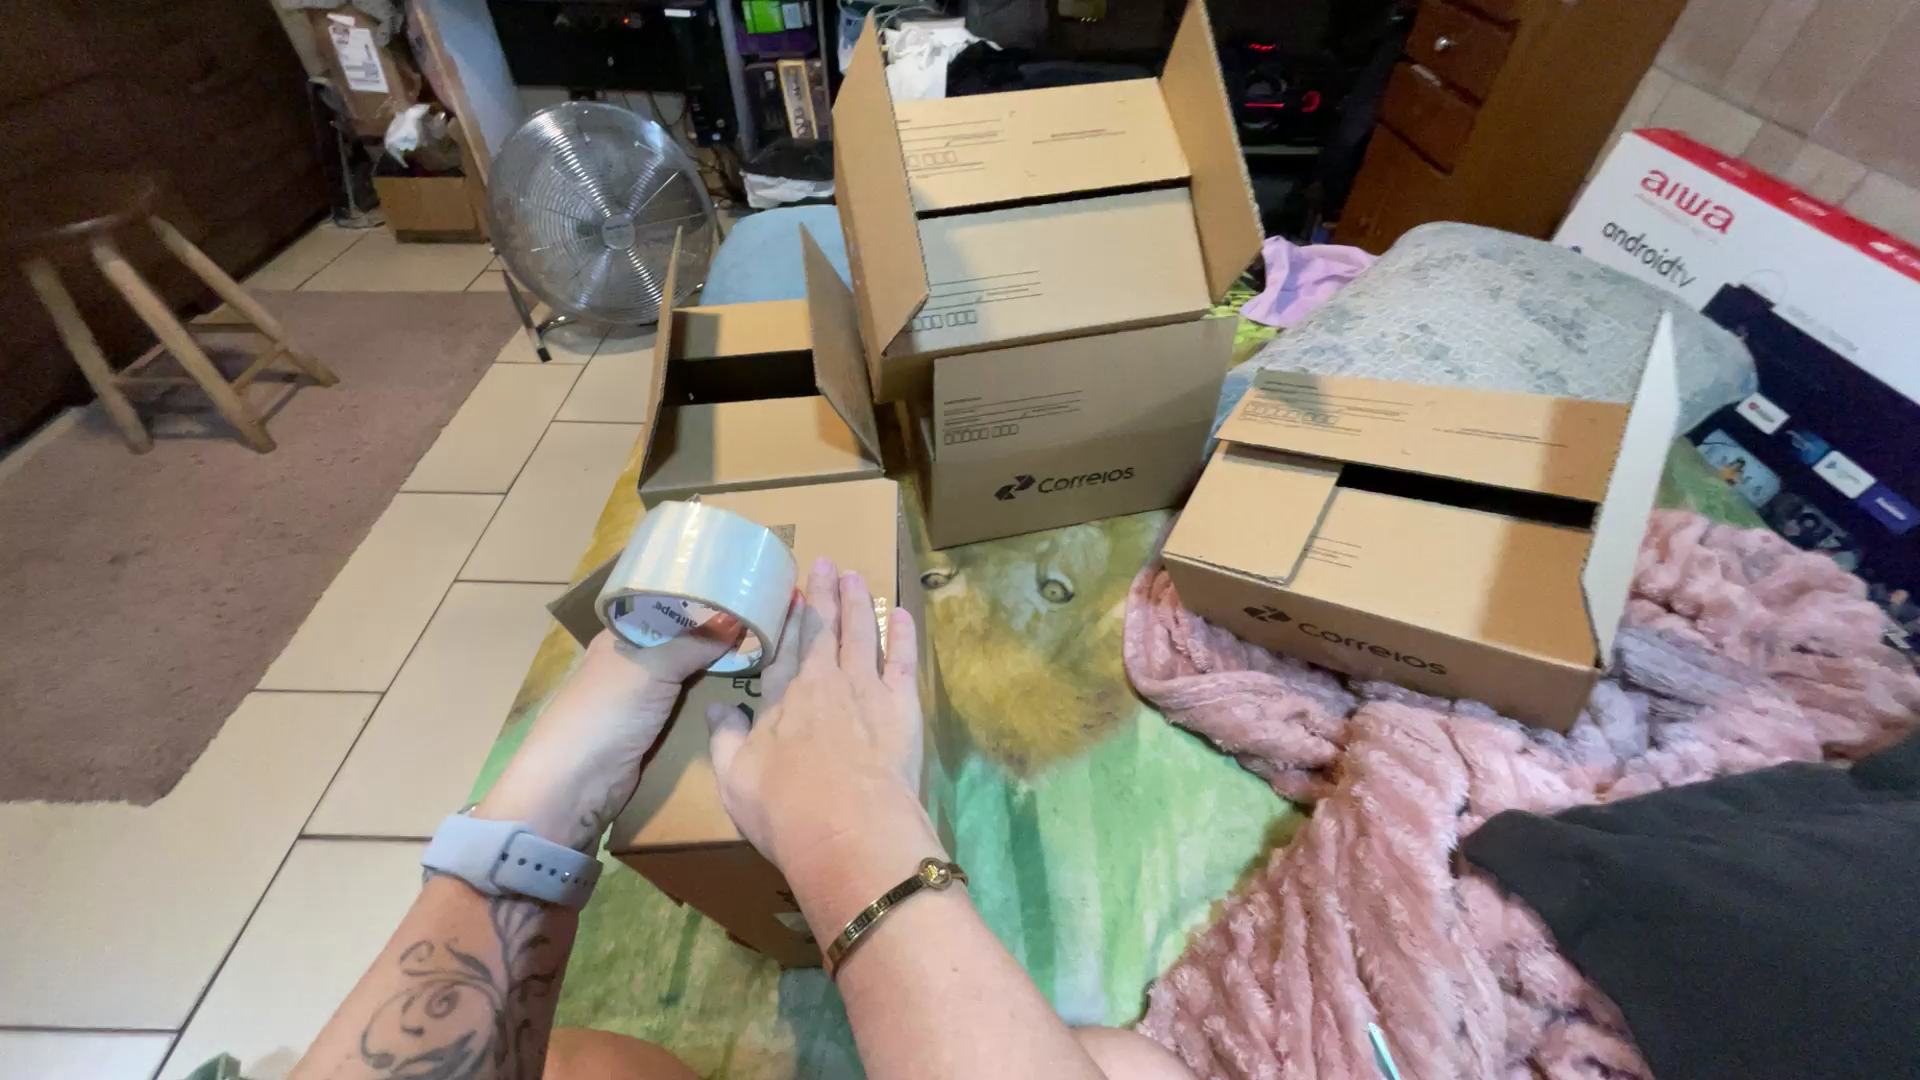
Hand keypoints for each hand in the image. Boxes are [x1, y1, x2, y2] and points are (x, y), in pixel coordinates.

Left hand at [476, 614, 741, 847]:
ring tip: (767, 647)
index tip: (744, 588)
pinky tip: (745, 683)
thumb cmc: (607, 711)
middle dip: (719, 631)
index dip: (703, 596)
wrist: (577, 785)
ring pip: (691, 669)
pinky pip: (691, 699)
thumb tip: (739, 617)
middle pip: (684, 636)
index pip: (668, 603)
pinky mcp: (656, 723)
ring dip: (720, 663)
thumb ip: (697, 642)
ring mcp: (645, 692)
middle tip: (766, 618)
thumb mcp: (654, 667)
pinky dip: (713, 692)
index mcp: (623, 634)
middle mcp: (634, 657)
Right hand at [704, 558, 941, 933]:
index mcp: (784, 699)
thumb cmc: (785, 810)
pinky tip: (901, 613)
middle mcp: (824, 682)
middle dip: (823, 596)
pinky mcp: (901, 702)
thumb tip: (720, 705)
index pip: (786, 650)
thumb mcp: (734, 778)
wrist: (848, 829)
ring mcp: (865, 688)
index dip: (790, 621)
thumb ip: (725, 737)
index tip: (795, 595)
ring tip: (856, 576)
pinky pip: (902, 658)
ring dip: (858, 602)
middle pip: (823, 631)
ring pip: (861, 633)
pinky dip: (902, 634)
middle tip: (826, 563)